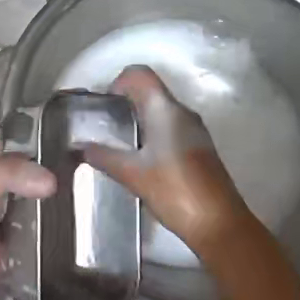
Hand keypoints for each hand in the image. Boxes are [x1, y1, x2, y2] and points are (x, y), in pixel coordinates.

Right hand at [84, 66, 257, 254]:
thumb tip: (80, 147)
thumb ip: (104, 156)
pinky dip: (149, 135)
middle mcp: (182, 113)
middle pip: (149, 91)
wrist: (219, 224)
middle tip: (100, 126)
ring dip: (135, 120)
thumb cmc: (175, 191)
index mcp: (166, 110)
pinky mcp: (197, 148)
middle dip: (123, 102)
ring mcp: (193, 130)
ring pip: (158, 111)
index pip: (140, 75)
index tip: (102, 106)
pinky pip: (168, 128)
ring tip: (114, 144)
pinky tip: (137, 159)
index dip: (117, 82)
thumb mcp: (132, 174)